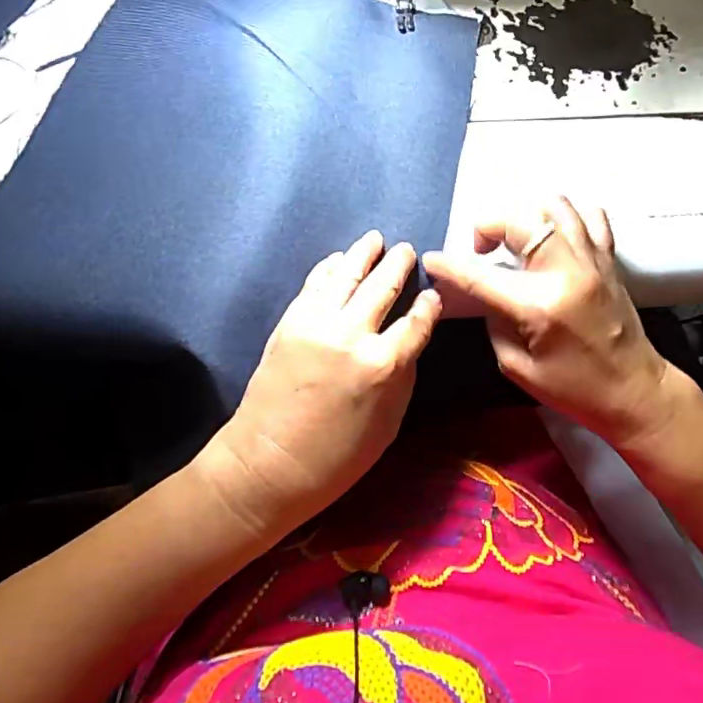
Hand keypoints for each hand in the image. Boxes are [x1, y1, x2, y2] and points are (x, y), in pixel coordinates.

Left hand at [193, 231, 441, 538]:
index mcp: (384, 364)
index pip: (416, 323)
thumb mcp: (388, 425)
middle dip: (397, 264)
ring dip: (363, 254)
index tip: (433, 293)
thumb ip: (402, 377)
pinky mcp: (289, 321)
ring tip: (375, 239)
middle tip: (406, 249)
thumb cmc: (336, 457)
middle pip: (381, 287)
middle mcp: (352, 334)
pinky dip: (328, 268)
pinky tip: (338, 259)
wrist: (268, 462)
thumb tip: (407, 344)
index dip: (428, 305)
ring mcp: (316, 323)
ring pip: (345, 276)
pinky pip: (314, 285)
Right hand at [422, 197, 686, 449]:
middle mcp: (566, 272)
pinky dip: (566, 217)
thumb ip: (494, 321)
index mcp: (539, 305)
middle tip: (481, 251)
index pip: (481, 275)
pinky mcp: (608, 260)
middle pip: (519, 222)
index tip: (431, 259)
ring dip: (526, 218)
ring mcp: (592, 260)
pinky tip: (554, 234)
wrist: (635, 392)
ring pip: (555, 208)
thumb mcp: (516, 365)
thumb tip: (484, 293)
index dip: (449, 265)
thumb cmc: (573, 388)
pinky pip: (589, 217)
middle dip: (488, 228)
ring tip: (517, 241)